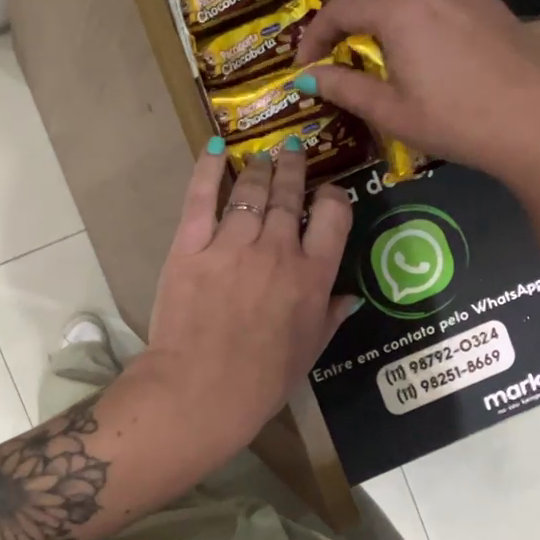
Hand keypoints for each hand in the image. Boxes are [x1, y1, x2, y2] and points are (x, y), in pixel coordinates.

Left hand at [124, 139, 356, 454]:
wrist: (200, 389)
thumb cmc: (260, 380)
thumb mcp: (309, 352)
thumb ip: (330, 317)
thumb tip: (349, 296)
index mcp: (312, 277)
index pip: (333, 218)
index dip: (332, 198)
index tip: (327, 192)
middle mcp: (277, 251)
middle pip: (289, 196)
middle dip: (293, 168)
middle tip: (292, 150)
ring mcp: (231, 245)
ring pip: (250, 193)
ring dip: (259, 168)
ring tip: (262, 155)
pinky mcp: (189, 247)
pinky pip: (201, 199)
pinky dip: (208, 170)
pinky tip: (215, 150)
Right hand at [293, 0, 539, 189]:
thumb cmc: (458, 120)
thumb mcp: (391, 111)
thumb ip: (345, 87)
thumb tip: (307, 77)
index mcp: (402, 7)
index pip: (342, 6)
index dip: (315, 33)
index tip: (304, 64)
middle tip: (344, 10)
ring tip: (374, 34)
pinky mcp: (489, 7)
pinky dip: (416, 1)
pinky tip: (415, 47)